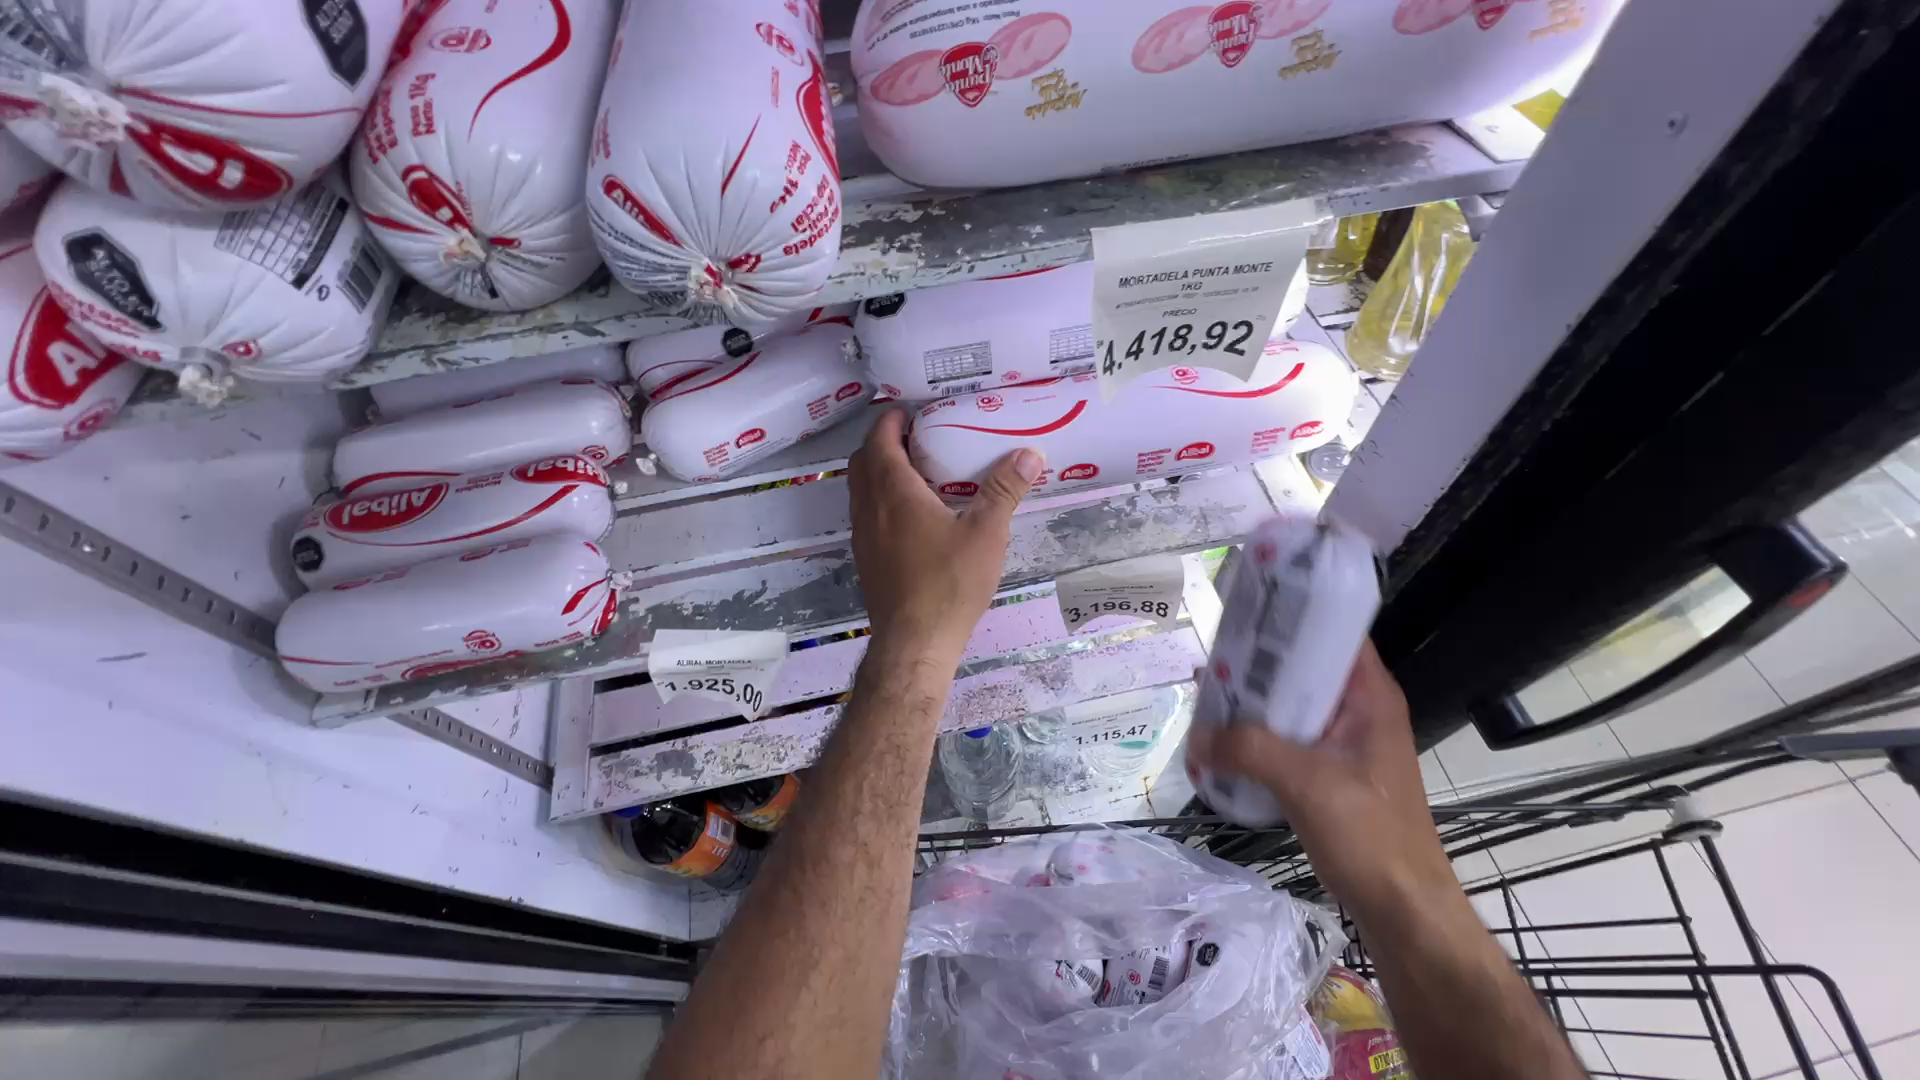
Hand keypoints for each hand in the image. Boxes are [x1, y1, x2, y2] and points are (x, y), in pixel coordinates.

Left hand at [847, 408, 1043, 663]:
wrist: (915, 643)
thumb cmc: (949, 583)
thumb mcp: (986, 533)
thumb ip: (1004, 491)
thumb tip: (1029, 454)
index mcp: (893, 492)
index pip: (879, 439)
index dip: (892, 420)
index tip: (912, 412)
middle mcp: (869, 508)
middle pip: (863, 460)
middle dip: (885, 442)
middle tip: (919, 438)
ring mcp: (862, 536)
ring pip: (861, 489)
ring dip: (881, 472)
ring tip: (920, 473)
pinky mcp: (866, 559)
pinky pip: (867, 514)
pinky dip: (882, 500)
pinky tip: (915, 516)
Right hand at [1186, 640, 1452, 914]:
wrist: (1403, 909)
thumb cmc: (1370, 836)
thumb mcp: (1307, 783)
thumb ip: (1248, 749)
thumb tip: (1196, 738)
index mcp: (1370, 698)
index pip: (1333, 634)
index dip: (1291, 617)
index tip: (1245, 613)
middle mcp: (1359, 711)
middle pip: (1303, 669)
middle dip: (1256, 665)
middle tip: (1209, 660)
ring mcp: (1344, 744)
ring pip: (1290, 706)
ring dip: (1251, 705)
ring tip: (1205, 697)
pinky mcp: (1329, 773)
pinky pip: (1286, 740)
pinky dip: (1256, 738)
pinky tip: (1222, 742)